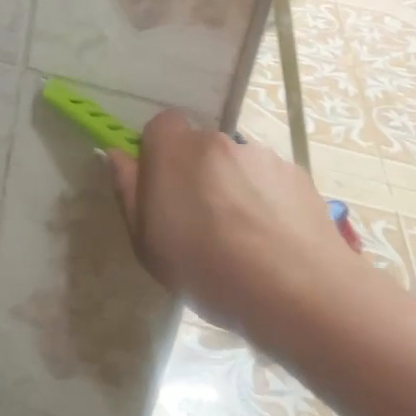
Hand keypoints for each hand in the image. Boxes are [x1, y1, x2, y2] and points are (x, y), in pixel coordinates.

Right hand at [104, 110, 356, 333]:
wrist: (296, 289)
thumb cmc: (206, 269)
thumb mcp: (146, 242)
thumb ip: (128, 191)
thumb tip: (118, 155)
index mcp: (175, 150)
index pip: (161, 125)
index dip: (159, 153)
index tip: (162, 189)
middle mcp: (218, 141)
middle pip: (201, 147)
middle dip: (198, 174)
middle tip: (201, 222)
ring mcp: (262, 155)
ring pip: (238, 165)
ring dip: (234, 188)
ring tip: (243, 239)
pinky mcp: (297, 175)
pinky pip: (270, 182)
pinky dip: (267, 202)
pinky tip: (273, 241)